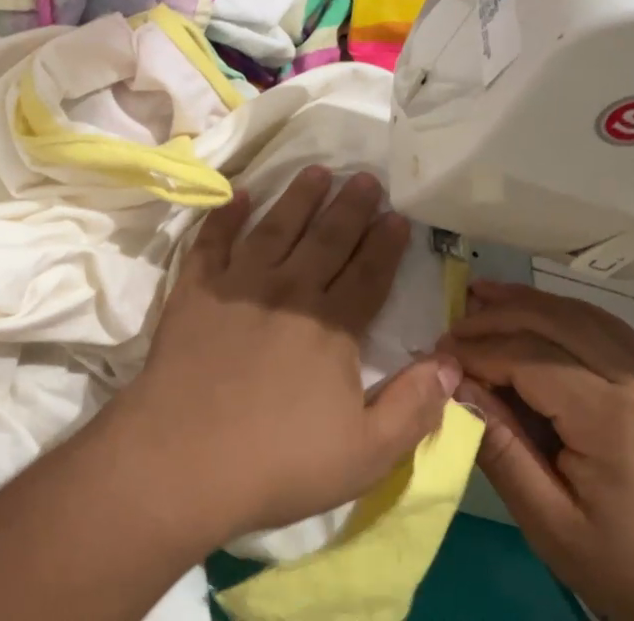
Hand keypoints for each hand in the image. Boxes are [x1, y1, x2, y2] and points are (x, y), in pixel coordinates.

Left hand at [113, 165, 461, 543]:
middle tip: (364, 176)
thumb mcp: (366, 454)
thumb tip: (452, 364)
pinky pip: (212, 242)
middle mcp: (289, 292)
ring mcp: (238, 286)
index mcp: (333, 327)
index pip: (369, 273)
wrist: (182, 457)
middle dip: (349, 206)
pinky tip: (238, 195)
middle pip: (326, 239)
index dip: (386, 243)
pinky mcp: (194, 291)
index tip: (398, 214)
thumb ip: (414, 407)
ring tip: (316, 170)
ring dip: (298, 197)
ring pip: (275, 228)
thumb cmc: (279, 462)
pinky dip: (226, 215)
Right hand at [442, 282, 633, 620]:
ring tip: (486, 296)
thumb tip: (455, 389)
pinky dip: (570, 314)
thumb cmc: (632, 572)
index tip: (435, 357)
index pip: (527, 357)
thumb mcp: (552, 525)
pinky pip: (614, 331)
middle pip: (556, 320)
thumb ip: (501, 450)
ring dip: (533, 303)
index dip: (476, 352)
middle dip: (498, 314)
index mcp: (609, 418)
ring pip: (587, 316)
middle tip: (452, 320)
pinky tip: (543, 318)